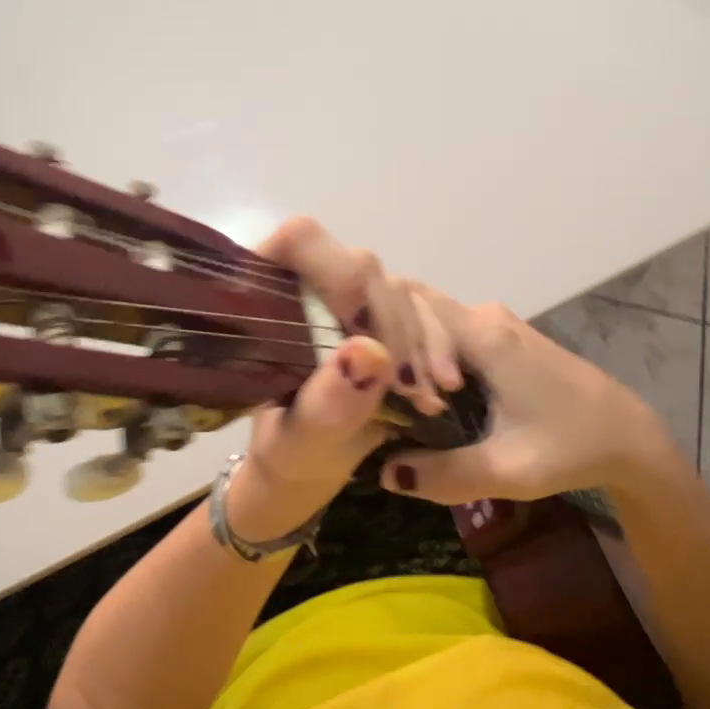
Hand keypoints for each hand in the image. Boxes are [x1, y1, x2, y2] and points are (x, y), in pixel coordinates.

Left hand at [221, 218, 423, 541]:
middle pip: (360, 266)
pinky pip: (426, 311)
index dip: (333, 268)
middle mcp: (313, 282)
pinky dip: (439, 347)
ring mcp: (354, 297)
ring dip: (420, 341)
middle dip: (388, 324)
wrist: (312, 468)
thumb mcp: (299, 441)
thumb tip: (371, 353)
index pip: (299, 241)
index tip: (359, 325)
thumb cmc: (288, 451)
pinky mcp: (389, 316)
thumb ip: (326, 404)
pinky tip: (441, 389)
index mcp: (268, 293)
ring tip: (423, 399)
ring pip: (399, 289)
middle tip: (402, 385)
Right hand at [377, 289, 682, 505]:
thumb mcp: (505, 470)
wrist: (629, 437)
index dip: (383, 330)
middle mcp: (485, 316)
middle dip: (394, 351)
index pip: (408, 299)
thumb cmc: (570, 447)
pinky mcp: (502, 337)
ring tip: (410, 407)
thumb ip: (441, 474)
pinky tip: (431, 400)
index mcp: (483, 334)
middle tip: (394, 404)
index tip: (384, 384)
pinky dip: (430, 359)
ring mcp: (495, 323)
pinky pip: (448, 334)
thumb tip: (383, 473)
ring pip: (430, 322)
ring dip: (412, 357)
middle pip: (415, 311)